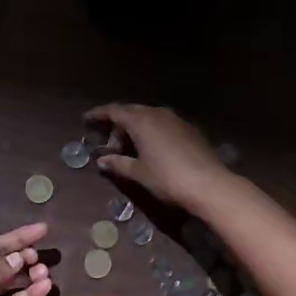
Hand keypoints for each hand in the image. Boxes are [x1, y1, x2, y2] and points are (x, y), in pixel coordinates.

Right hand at [87, 104, 236, 212]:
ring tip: (129, 151)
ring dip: (135, 130)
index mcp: (141, 120)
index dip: (98, 114)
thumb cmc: (168, 178)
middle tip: (109, 145)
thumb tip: (102, 161)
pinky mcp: (189, 130)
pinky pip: (162, 124)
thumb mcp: (138, 173)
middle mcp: (158, 113)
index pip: (114, 111)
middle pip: (131, 112)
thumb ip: (118, 164)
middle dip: (117, 125)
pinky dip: (150, 132)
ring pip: (148, 117)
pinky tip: (150, 150)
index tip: (85, 120)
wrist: (210, 185)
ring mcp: (176, 120)